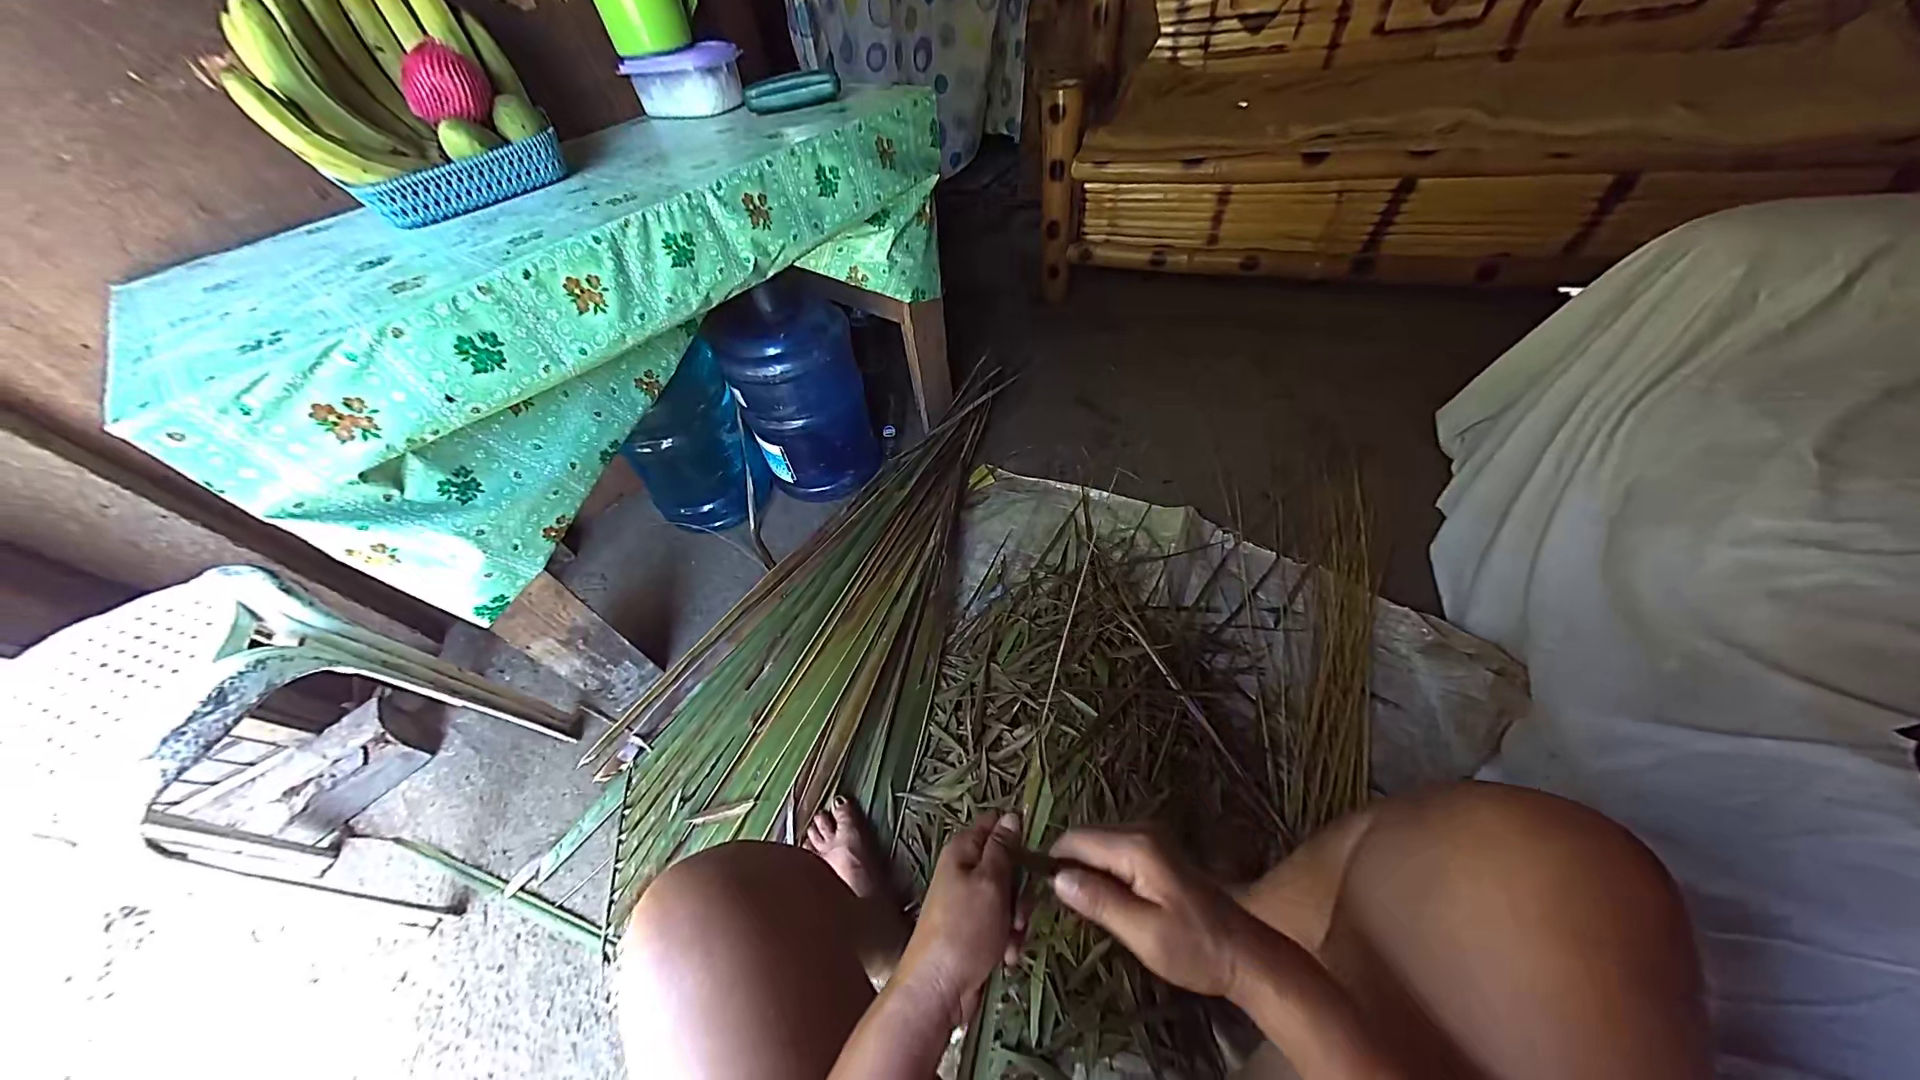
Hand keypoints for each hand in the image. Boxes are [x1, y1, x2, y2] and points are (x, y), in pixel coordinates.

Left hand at [895, 811, 1023, 1021]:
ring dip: (1017, 918)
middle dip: (1022, 889)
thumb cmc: (965, 928)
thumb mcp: (990, 882)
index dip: (1018, 834)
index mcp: (963, 850)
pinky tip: (1006, 955)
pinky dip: (1009, 938)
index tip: (1037, 853)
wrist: (938, 990)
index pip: (995, 824)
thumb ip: (1003, 849)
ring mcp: (970, 901)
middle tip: (1019, 909)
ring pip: (1010, 897)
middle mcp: (965, 870)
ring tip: (1011, 937)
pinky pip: (1003, 924)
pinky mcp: (976, 929)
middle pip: (1008, 864)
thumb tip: (1012, 815)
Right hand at [1049, 825, 1254, 998]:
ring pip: (1097, 845)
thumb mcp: (1143, 933)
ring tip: (1073, 905)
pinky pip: (1113, 852)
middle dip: (1065, 865)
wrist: (1244, 955)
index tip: (1036, 890)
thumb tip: (1057, 878)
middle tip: (1051, 903)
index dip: (1051, 861)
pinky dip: (1100, 871)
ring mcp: (1150, 838)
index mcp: (1137, 846)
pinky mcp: (1156, 851)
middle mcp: (1141, 831)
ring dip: (1082, 869)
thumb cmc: (1195, 949)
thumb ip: (1099, 901)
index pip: (1076, 840)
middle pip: (1085, 838)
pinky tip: (1100, 899)